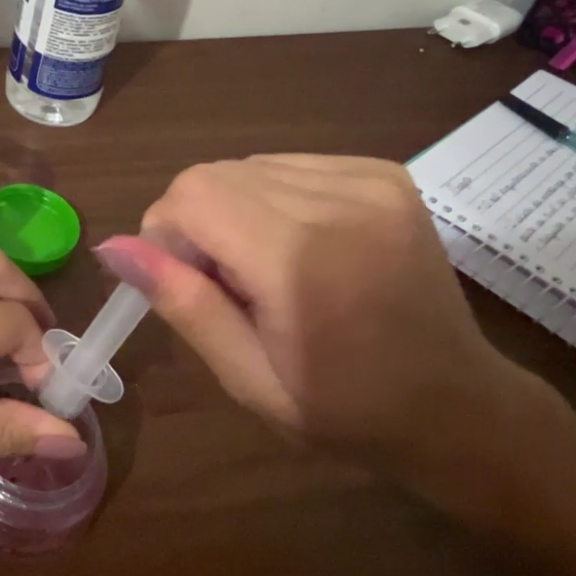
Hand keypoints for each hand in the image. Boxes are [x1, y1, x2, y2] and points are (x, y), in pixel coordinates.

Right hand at [119, 154, 541, 484]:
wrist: (462, 410)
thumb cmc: (347, 411)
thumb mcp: (249, 378)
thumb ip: (183, 304)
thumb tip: (113, 247)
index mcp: (301, 259)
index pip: (190, 194)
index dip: (167, 234)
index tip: (188, 282)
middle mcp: (338, 203)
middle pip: (213, 174)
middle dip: (197, 222)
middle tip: (229, 283)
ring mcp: (369, 182)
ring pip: (246, 166)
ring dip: (235, 209)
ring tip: (270, 266)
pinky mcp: (385, 174)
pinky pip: (288, 164)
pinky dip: (273, 198)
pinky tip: (302, 244)